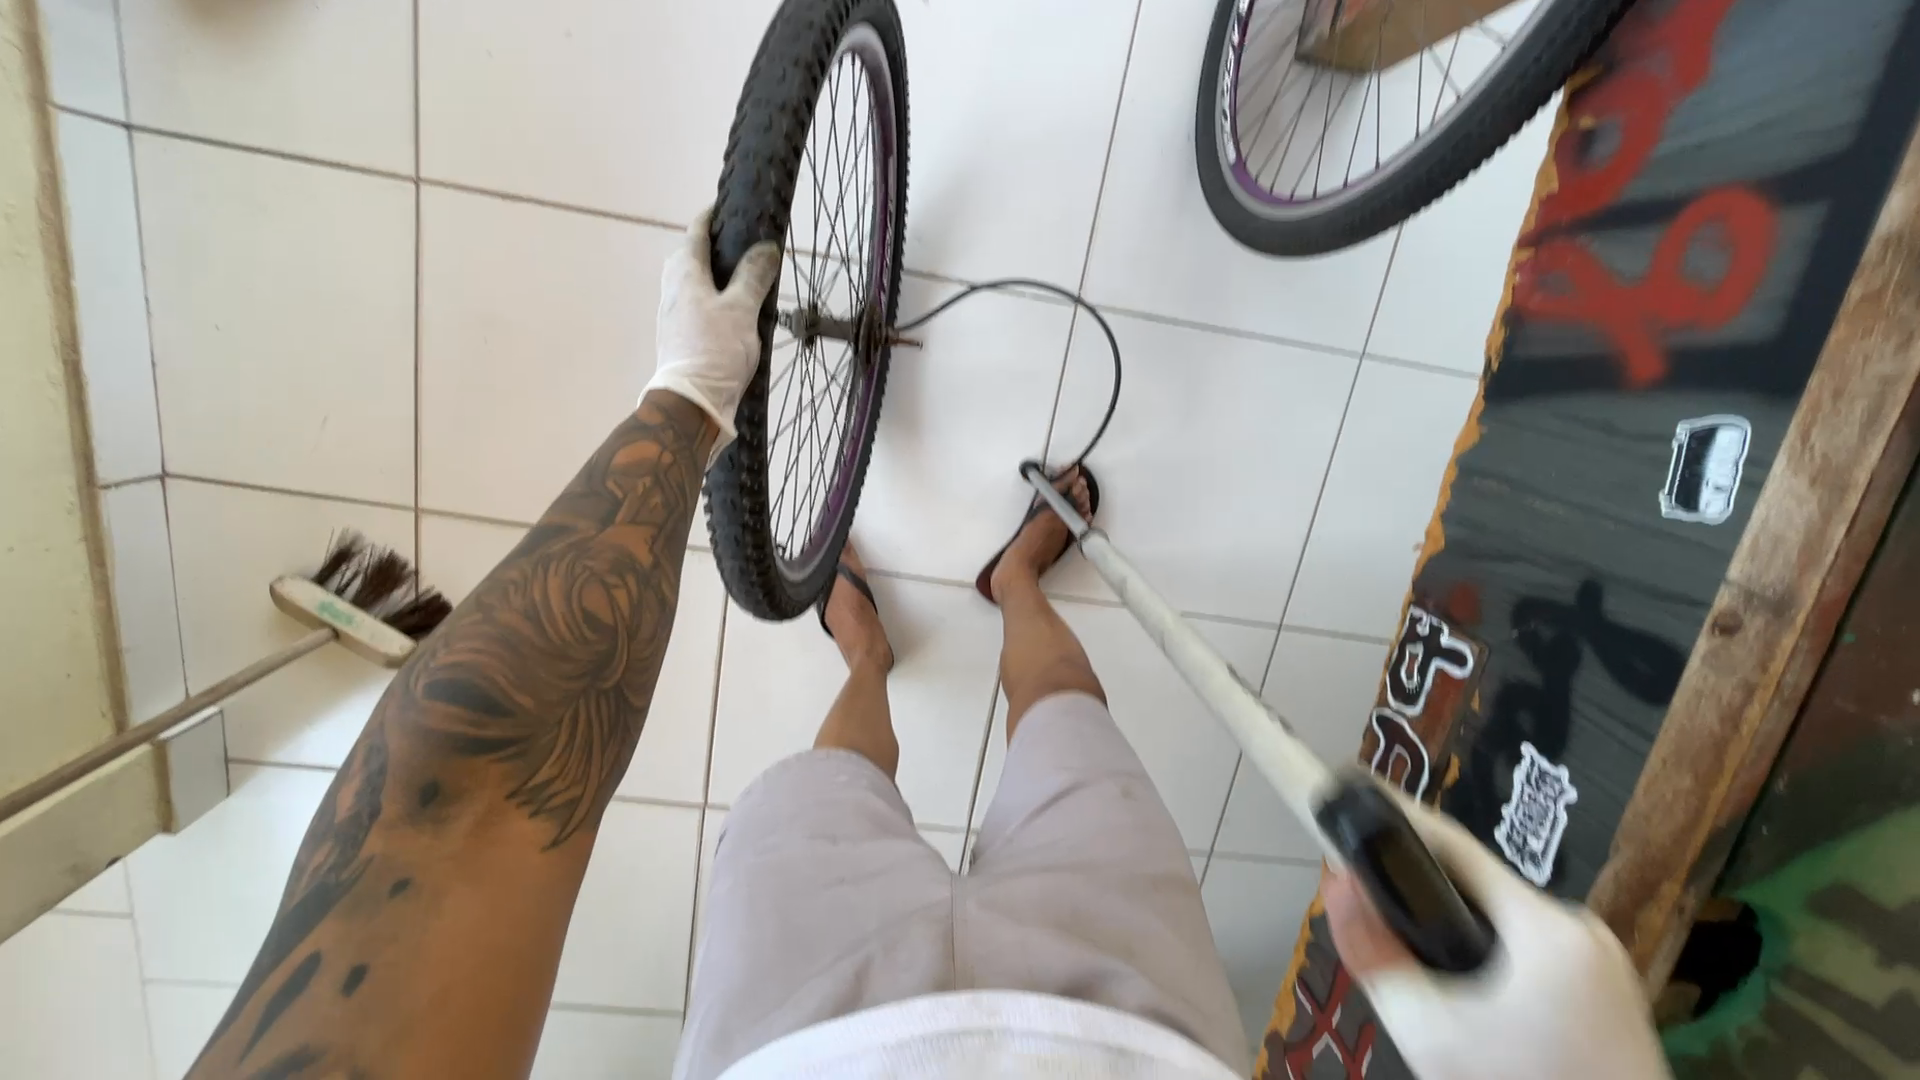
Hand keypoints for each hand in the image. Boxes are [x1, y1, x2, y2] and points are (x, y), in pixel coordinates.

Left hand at [645, 209, 782, 464]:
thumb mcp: (742, 309)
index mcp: (685, 274)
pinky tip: (731, 315)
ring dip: (711, 278)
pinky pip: (695, 309)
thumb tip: (766, 247)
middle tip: (739, 247)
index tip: (727, 207)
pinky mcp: (678, 340)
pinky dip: (711, 302)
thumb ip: (753, 277)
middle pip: (688, 258)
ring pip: (691, 285)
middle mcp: (672, 290)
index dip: (711, 217)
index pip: (696, 233)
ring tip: (740, 282)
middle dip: (710, 249)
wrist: (693, 403)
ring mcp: (672, 317)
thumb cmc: (715, 350)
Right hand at [1323, 798, 1671, 1079]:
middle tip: (1369, 908)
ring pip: (1498, 921)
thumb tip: (1334, 879)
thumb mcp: (1429, 1034)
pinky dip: (1484, 957)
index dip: (1395, 818)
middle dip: (1418, 891)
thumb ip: (1373, 952)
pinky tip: (1464, 995)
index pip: (1452, 845)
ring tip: (1414, 966)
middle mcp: (1581, 929)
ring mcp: (1601, 962)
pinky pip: (1525, 951)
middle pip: (1474, 885)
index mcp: (1547, 926)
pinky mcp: (1607, 993)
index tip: (1346, 794)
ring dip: (1451, 928)